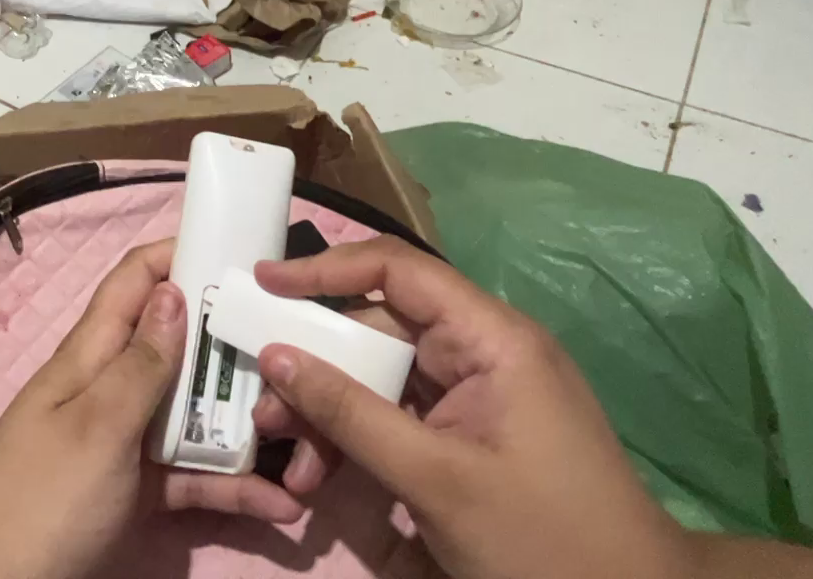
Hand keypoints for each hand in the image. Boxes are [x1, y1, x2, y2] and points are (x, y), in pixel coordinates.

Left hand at [0, 239, 304, 578]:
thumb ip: (139, 364)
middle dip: (229, 343)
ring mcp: (125, 437)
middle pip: (176, 345)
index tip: (237, 252)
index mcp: (92, 353)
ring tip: (303, 436)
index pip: (134, 280)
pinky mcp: (137, 488)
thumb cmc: (42, 498)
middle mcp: (111, 384)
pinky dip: (230, 486)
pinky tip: (278, 505)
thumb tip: (173, 291)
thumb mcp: (95, 426)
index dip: (178, 255)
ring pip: (192, 411)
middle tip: (292, 347)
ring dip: (242, 423)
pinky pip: (190, 474)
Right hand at [250, 236, 690, 578]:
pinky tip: (322, 475)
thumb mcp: (436, 480)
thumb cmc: (547, 543)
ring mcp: (472, 390)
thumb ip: (350, 414)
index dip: (325, 268)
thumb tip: (274, 355)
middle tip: (265, 407)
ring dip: (328, 413)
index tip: (265, 282)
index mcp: (490, 337)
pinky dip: (355, 437)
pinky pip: (394, 411)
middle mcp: (479, 349)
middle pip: (376, 328)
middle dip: (316, 367)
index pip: (396, 269)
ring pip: (377, 374)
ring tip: (289, 461)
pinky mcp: (465, 427)